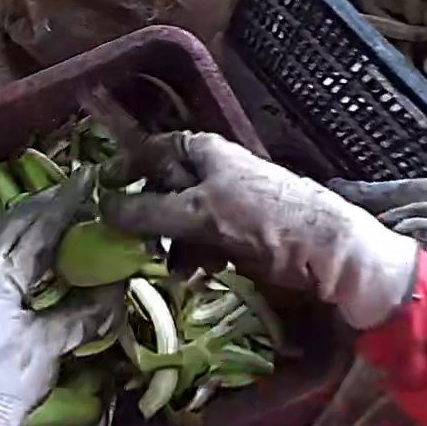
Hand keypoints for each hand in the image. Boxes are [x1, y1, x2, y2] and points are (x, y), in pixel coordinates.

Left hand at [0, 169, 116, 425]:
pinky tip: (42, 233)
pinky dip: (24, 231)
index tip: (91, 180)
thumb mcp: (51, 345)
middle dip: (52, 200)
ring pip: (8, 228)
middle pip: (19, 218)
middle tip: (85, 189)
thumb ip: (85, 311)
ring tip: (68, 204)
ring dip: (37, 213)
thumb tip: (120, 285)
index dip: (66, 201)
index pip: (38, 226)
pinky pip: (2, 244)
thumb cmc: (6, 382)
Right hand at [100, 132, 419, 329]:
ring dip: (169, 243)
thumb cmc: (259, 215)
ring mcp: (225, 204)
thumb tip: (103, 209)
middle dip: (147, 214)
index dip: (128, 164)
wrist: (324, 250)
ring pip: (180, 220)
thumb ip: (149, 211)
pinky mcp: (236, 234)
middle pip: (165, 188)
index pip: (154, 149)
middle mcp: (211, 172)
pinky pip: (201, 242)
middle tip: (129, 238)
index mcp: (203, 152)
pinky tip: (194, 276)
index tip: (104, 186)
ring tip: (167, 267)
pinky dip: (193, 258)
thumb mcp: (198, 211)